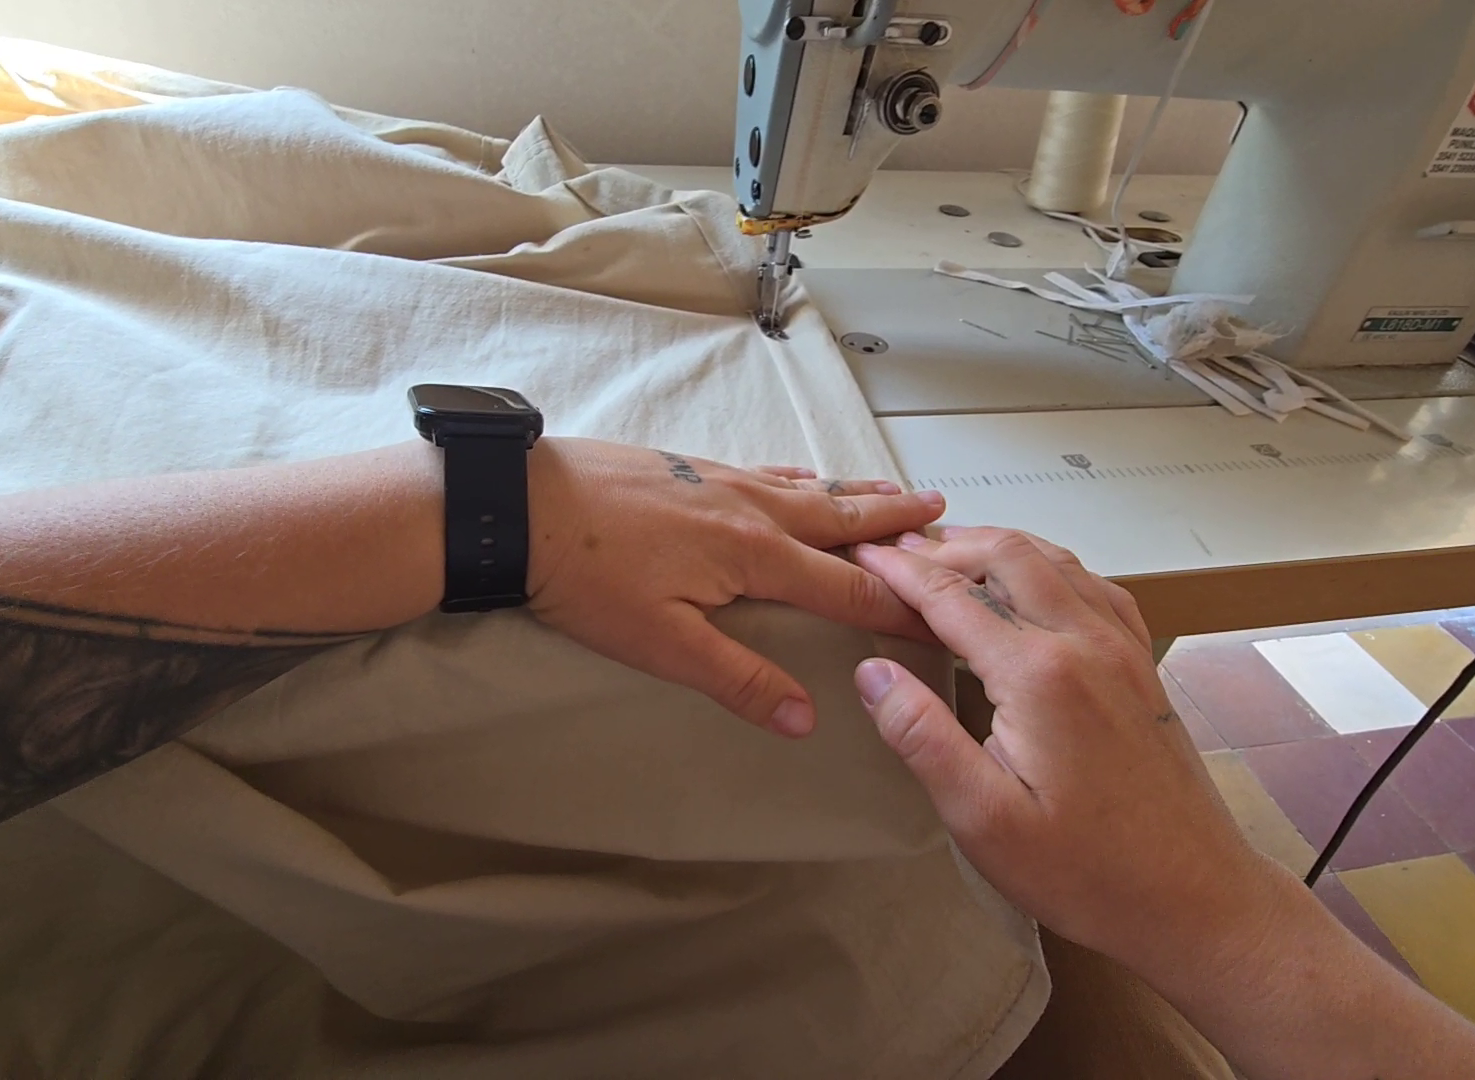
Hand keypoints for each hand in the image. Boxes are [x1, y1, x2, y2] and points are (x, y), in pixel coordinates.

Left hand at [525, 439, 944, 737]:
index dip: (900, 604)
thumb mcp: (664, 645)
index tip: (947, 610)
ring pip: (809, 489)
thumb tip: (807, 719)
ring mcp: (722, 481)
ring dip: (857, 495)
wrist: (527, 507)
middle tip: (945, 512)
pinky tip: (803, 476)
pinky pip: (768, 471)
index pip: (849, 589)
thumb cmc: (590, 579)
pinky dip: (802, 477)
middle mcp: (753, 510)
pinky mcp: (693, 467)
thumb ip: (740, 679)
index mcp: (756, 557)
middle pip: (842, 521)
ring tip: (895, 492)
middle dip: (896, 524)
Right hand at [851, 527, 1285, 977]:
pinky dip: (1044, 562)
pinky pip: (1091, 583)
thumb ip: (920, 735)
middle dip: (945, 545)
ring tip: (948, 548)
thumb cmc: (1082, 869)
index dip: (900, 570)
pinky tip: (1028, 576)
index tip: (864, 553)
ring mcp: (1122, 646)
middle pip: (1006, 555)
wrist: (1198, 903)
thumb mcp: (981, 817)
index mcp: (1039, 673)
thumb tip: (872, 671)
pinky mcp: (1141, 661)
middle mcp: (1084, 640)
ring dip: (994, 544)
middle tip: (898, 549)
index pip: (952, 596)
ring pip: (1051, 558)